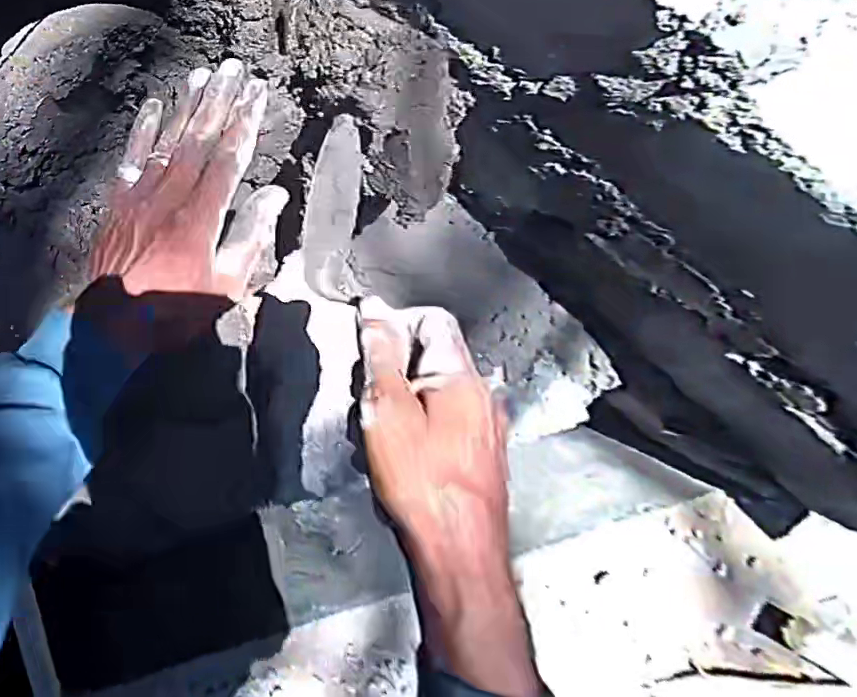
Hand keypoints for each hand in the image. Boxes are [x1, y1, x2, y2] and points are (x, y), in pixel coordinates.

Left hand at [81, 58, 288, 353]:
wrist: (112, 322)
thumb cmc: (174, 310)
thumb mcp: (225, 286)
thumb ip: (251, 238)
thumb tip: (274, 196)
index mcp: (200, 218)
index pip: (228, 159)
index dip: (244, 123)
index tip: (256, 93)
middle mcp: (169, 198)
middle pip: (198, 140)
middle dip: (218, 102)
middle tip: (233, 69)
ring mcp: (140, 195)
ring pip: (168, 142)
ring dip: (186, 107)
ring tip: (201, 76)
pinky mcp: (118, 200)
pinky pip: (132, 156)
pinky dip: (143, 130)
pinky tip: (153, 105)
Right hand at [359, 297, 540, 696]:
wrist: (458, 548)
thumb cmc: (418, 475)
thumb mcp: (386, 406)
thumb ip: (381, 353)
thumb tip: (375, 307)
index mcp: (463, 376)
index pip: (433, 319)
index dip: (395, 321)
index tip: (368, 346)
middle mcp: (485, 394)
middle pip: (433, 353)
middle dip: (396, 362)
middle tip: (368, 391)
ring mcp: (488, 424)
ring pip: (437, 385)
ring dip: (405, 392)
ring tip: (380, 421)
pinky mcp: (483, 450)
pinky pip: (446, 414)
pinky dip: (420, 417)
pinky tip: (401, 445)